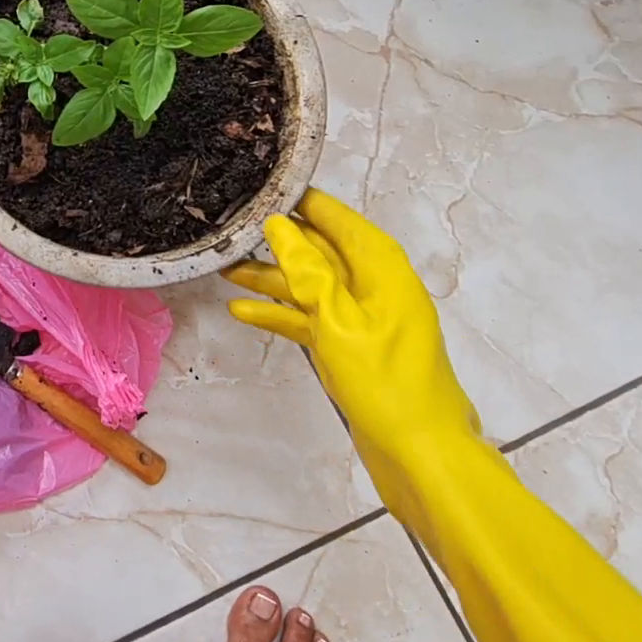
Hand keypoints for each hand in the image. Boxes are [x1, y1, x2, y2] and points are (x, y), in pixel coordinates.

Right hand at [223, 189, 480, 478]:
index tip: (254, 186)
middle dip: (274, 239)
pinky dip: (279, 312)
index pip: (335, 217)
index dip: (297, 199)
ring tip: (222, 267)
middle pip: (318, 248)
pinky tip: (241, 310)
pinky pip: (308, 317)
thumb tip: (278, 225)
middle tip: (225, 228)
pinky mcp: (348, 344)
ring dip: (269, 276)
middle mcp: (372, 284)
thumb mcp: (338, 319)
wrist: (420, 455)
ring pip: (308, 284)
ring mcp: (360, 316)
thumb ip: (306, 270)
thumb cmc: (383, 381)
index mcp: (380, 268)